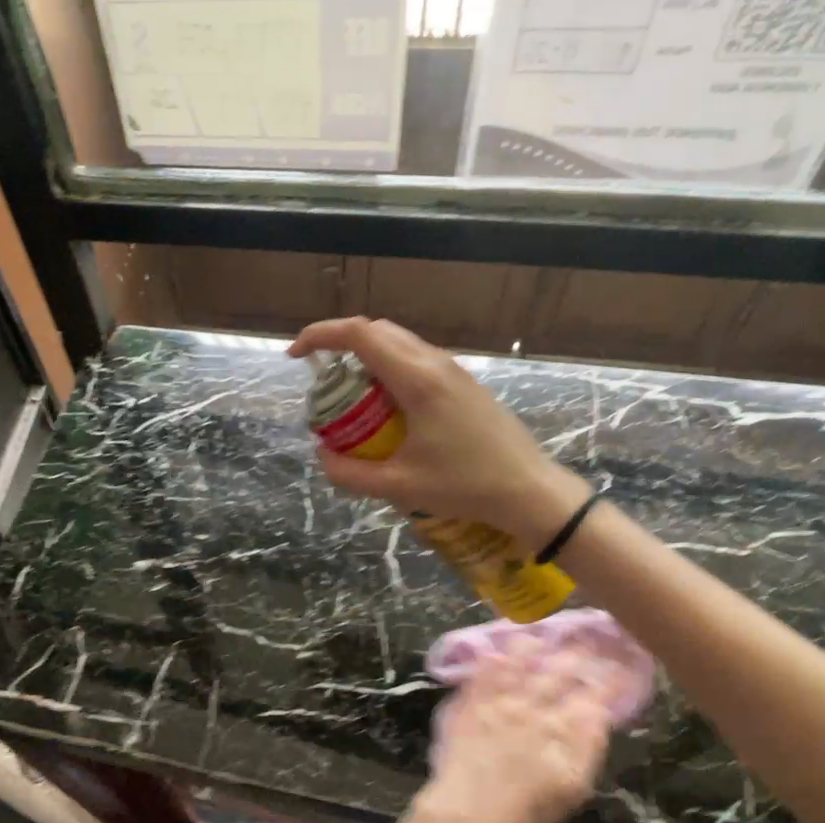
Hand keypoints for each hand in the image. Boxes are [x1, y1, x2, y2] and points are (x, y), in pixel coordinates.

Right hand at [289, 317, 591, 547]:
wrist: (528, 490)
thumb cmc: (464, 487)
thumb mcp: (398, 487)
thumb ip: (350, 473)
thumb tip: (321, 454)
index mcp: (417, 380)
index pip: (360, 334)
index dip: (321, 335)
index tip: (296, 354)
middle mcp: (435, 363)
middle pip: (377, 331)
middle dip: (339, 344)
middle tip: (318, 377)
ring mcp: (453, 370)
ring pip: (399, 342)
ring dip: (366, 357)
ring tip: (347, 395)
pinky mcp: (464, 383)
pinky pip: (416, 359)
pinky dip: (388, 369)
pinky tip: (384, 406)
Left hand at [410, 638, 614, 822]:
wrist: (469, 810)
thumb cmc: (525, 813)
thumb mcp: (572, 790)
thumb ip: (587, 749)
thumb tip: (599, 717)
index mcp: (564, 732)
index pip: (593, 699)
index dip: (609, 681)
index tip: (619, 664)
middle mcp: (535, 710)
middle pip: (558, 675)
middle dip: (574, 655)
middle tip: (584, 636)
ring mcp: (500, 704)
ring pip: (518, 667)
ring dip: (530, 650)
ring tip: (537, 635)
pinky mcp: (470, 706)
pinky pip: (482, 676)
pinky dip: (489, 661)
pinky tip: (492, 651)